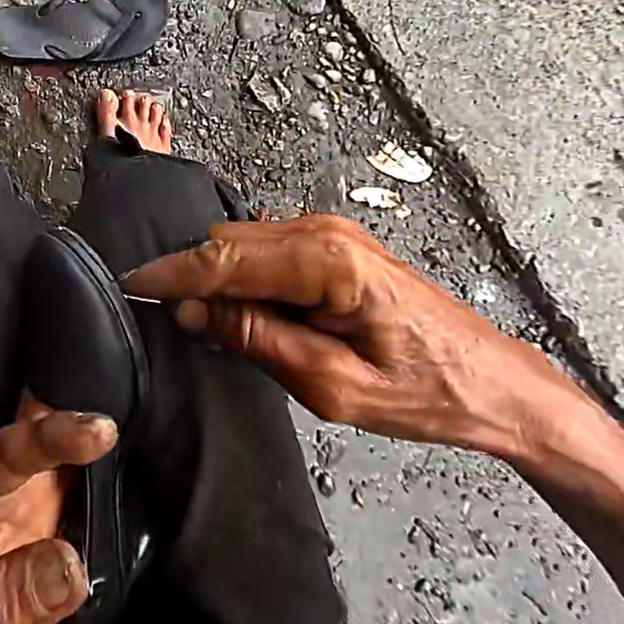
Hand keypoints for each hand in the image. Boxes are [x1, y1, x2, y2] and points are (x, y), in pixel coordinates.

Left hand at [0, 398, 116, 623]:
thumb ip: (2, 600)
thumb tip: (70, 567)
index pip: (7, 454)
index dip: (52, 436)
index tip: (97, 432)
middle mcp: (1, 488)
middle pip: (39, 426)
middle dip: (78, 404)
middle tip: (122, 406)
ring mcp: (33, 504)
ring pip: (70, 454)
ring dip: (100, 437)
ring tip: (143, 427)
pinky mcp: (58, 528)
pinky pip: (91, 494)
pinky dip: (113, 477)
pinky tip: (138, 465)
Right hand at [121, 215, 597, 460]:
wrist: (494, 383)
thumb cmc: (426, 391)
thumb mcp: (330, 385)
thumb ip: (256, 339)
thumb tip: (194, 311)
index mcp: (327, 262)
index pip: (222, 259)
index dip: (170, 274)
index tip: (129, 285)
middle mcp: (324, 232)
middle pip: (225, 243)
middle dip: (193, 281)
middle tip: (182, 330)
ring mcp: (329, 234)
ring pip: (240, 244)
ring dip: (217, 282)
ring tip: (219, 331)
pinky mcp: (332, 246)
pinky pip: (263, 251)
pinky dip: (241, 279)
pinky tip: (248, 316)